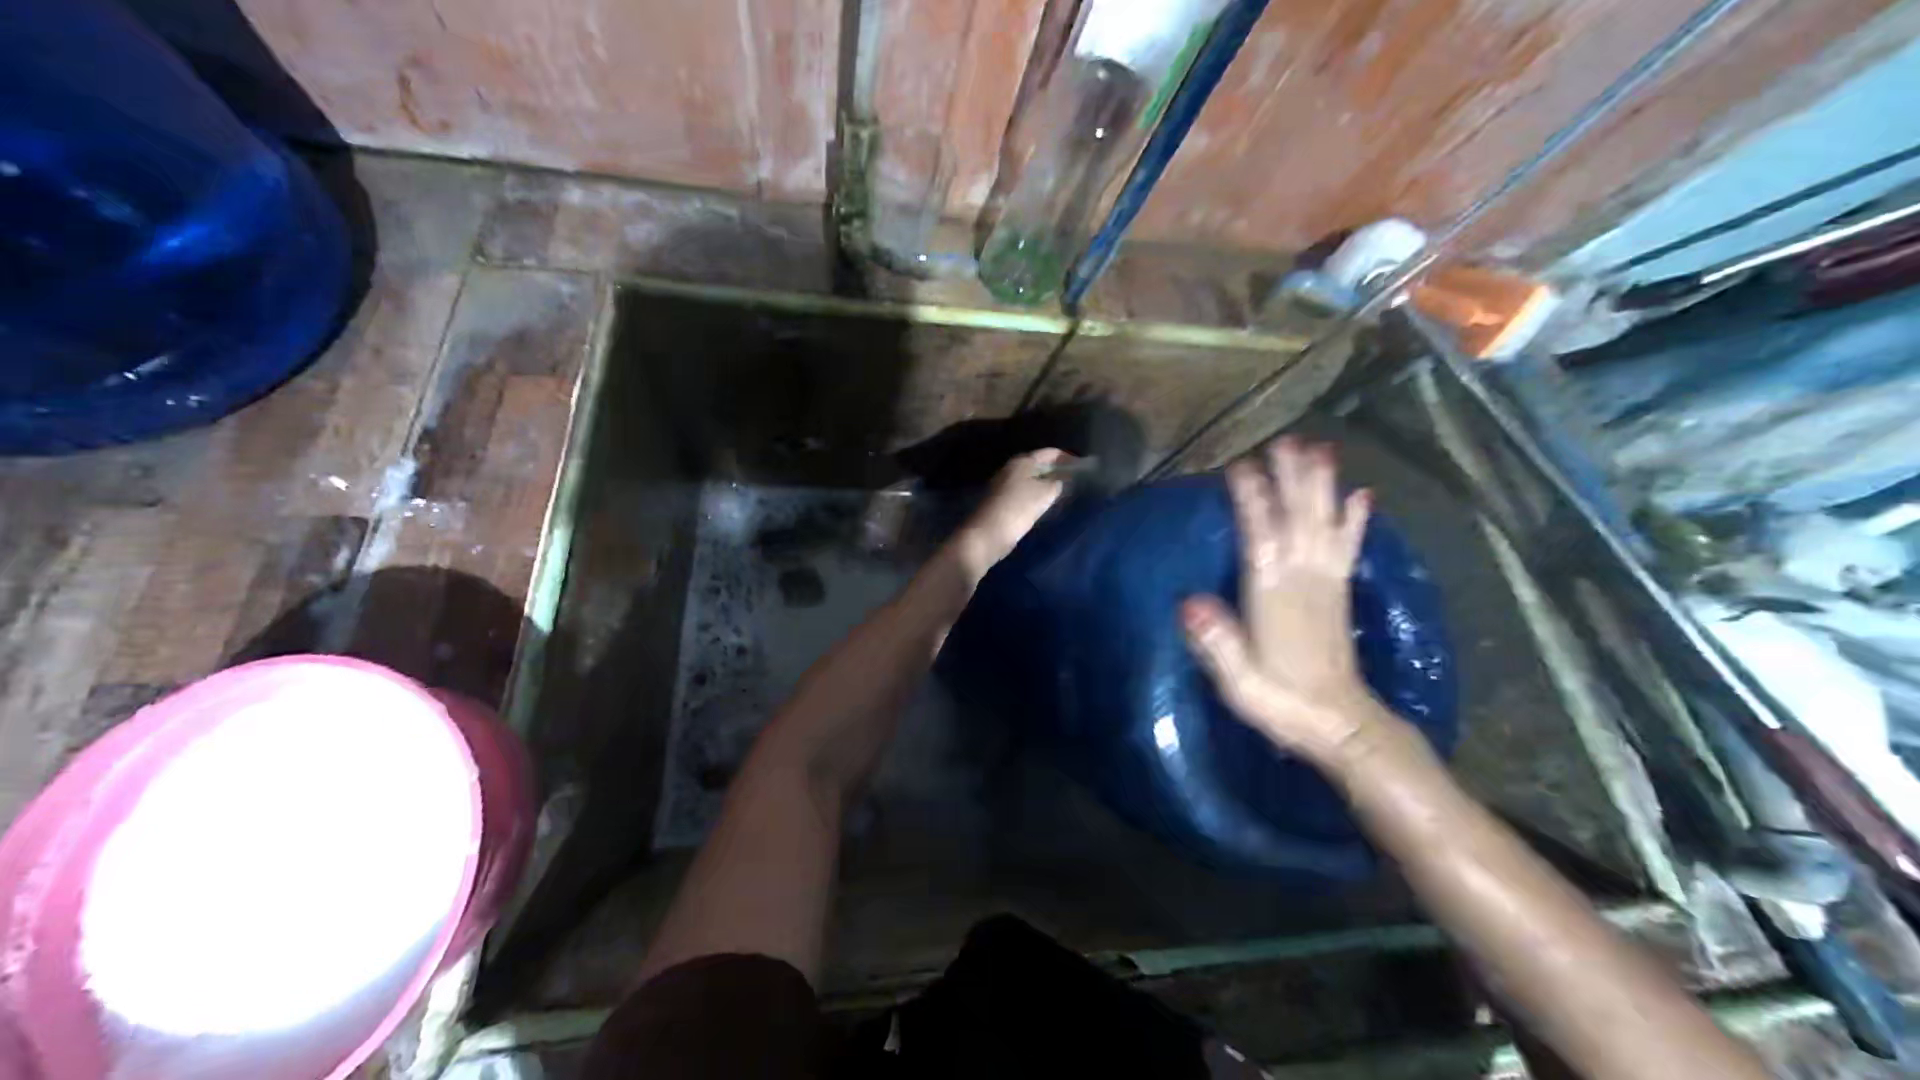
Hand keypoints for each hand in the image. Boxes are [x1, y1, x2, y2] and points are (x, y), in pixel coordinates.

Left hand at [948, 448, 1070, 584]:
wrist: (987, 534)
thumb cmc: (1018, 508)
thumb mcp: (1045, 492)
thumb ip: (1058, 481)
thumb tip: (1063, 477)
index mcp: (1022, 462)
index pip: (1049, 453)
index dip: (1067, 457)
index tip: (1083, 466)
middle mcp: (1011, 469)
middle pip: (1039, 465)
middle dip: (1057, 470)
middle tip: (1076, 479)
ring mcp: (1004, 486)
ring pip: (1031, 480)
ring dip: (1047, 483)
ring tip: (1065, 491)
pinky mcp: (1002, 502)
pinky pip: (1025, 493)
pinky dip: (1037, 495)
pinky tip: (1046, 504)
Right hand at [1181, 438, 1393, 769]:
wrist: (1340, 725)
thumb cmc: (1280, 701)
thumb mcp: (1239, 682)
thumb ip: (1217, 643)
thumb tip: (1188, 603)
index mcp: (1272, 597)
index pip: (1259, 539)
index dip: (1251, 501)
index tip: (1241, 465)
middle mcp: (1302, 581)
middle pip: (1298, 520)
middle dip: (1292, 478)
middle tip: (1288, 440)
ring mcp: (1326, 584)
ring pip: (1325, 524)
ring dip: (1323, 487)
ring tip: (1321, 450)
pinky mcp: (1341, 593)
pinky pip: (1349, 548)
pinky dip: (1356, 520)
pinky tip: (1362, 496)